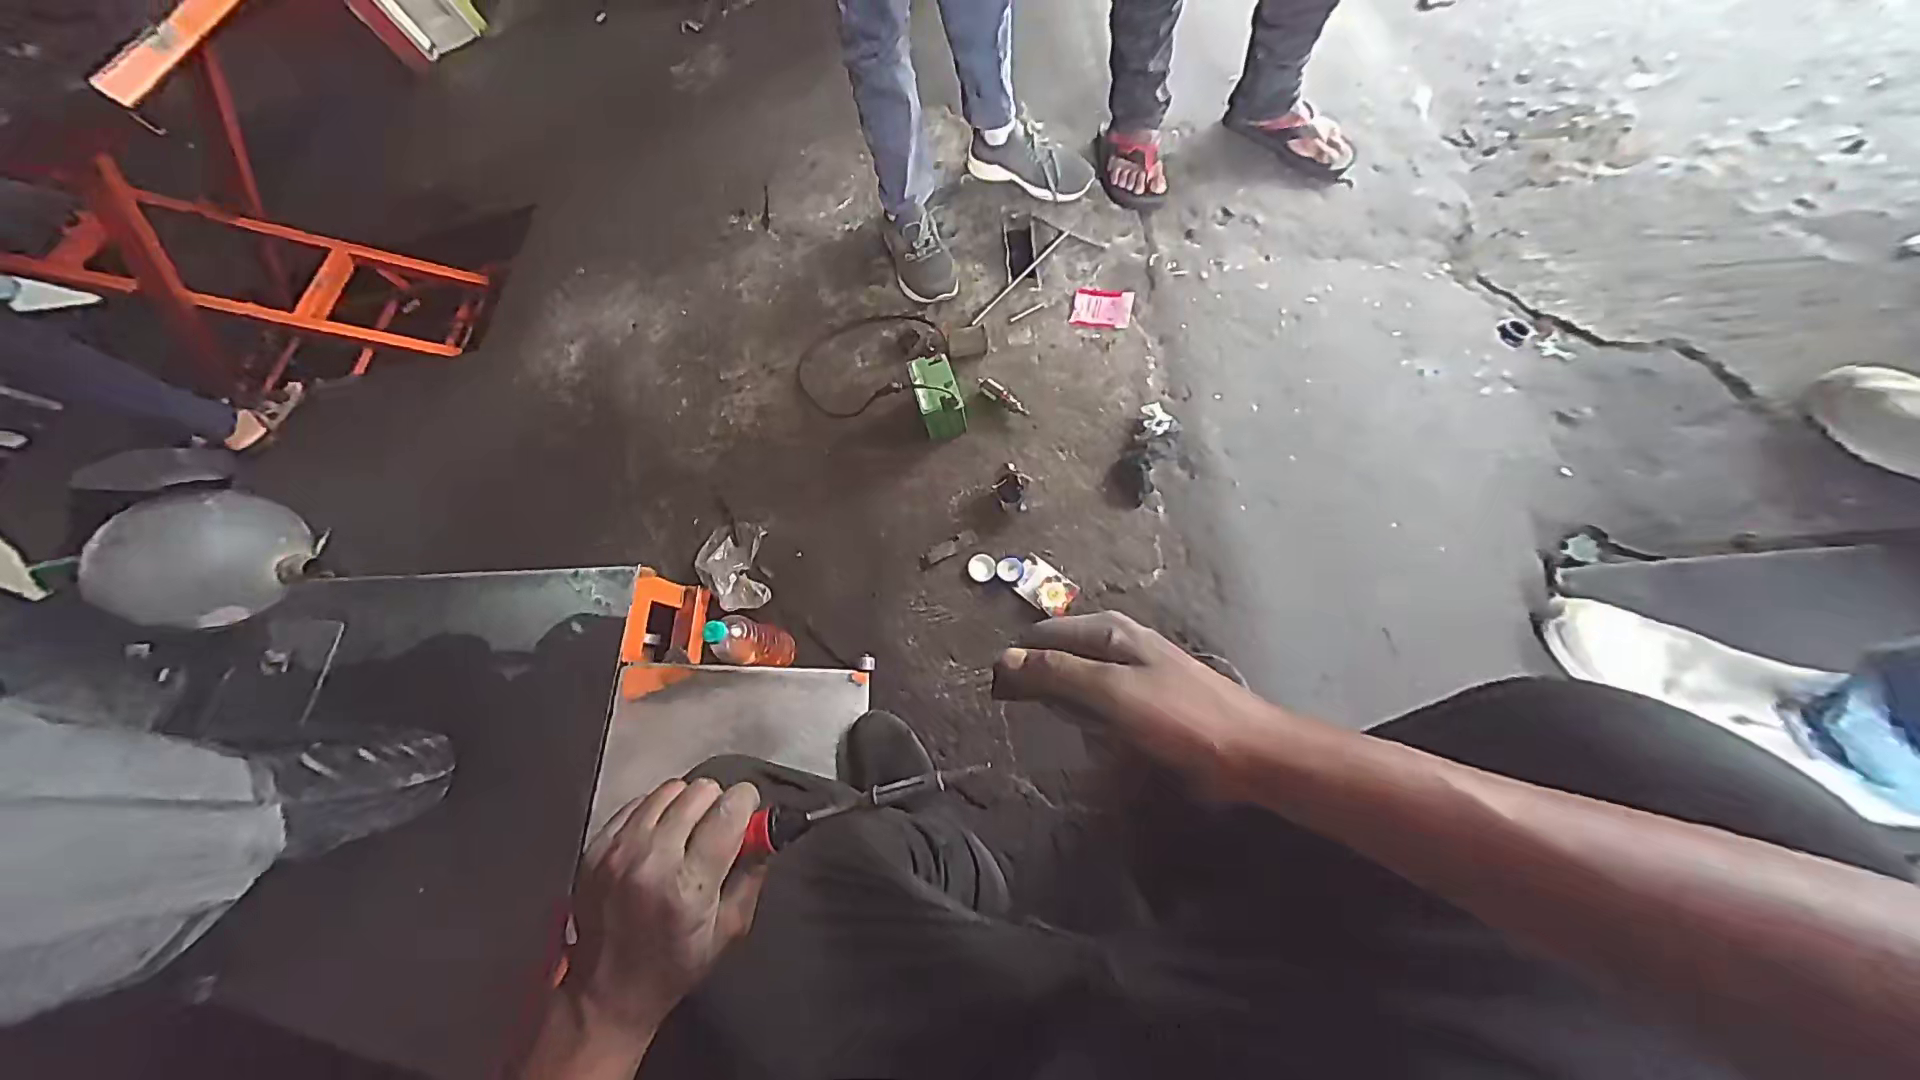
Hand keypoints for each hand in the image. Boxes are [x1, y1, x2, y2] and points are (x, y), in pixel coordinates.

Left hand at [567, 778, 766, 1042]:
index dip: (747, 803)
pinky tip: (658, 837)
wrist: (605, 994)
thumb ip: (753, 872)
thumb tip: (765, 831)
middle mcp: (651, 861)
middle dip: (718, 804)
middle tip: (716, 830)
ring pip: (671, 789)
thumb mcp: (731, 927)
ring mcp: (619, 852)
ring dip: (686, 804)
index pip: (730, 808)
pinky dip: (655, 812)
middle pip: (701, 791)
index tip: (749, 813)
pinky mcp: (597, 848)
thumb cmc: (674, 965)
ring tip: (686, 833)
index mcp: (689, 885)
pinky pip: (639, 801)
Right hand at [992, 612, 1270, 792]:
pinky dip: (1085, 713)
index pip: (1043, 635)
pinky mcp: (1144, 696)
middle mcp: (1118, 640)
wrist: (1249, 750)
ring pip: (1077, 678)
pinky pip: (1098, 698)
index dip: (1018, 661)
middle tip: (1026, 716)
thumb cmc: (1179, 718)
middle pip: (1059, 653)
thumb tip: (1005, 658)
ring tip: (1058, 728)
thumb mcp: (1112, 692)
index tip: (998, 694)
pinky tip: (1088, 734)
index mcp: (1109, 630)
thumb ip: (1058, 672)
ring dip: (1062, 700)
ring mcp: (1133, 668)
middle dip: (1038, 680)